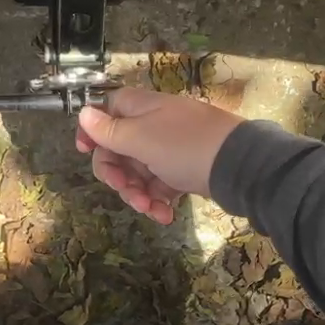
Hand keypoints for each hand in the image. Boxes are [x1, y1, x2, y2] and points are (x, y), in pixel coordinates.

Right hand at [75, 88, 243, 223]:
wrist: (240, 167)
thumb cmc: (184, 146)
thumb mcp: (141, 139)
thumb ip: (109, 131)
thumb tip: (83, 113)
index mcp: (141, 108)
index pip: (107, 111)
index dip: (93, 130)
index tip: (84, 151)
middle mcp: (154, 124)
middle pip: (119, 148)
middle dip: (117, 175)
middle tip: (124, 190)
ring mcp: (170, 148)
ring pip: (138, 171)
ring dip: (137, 193)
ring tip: (150, 209)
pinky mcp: (184, 170)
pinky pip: (159, 185)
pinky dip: (158, 200)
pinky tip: (165, 215)